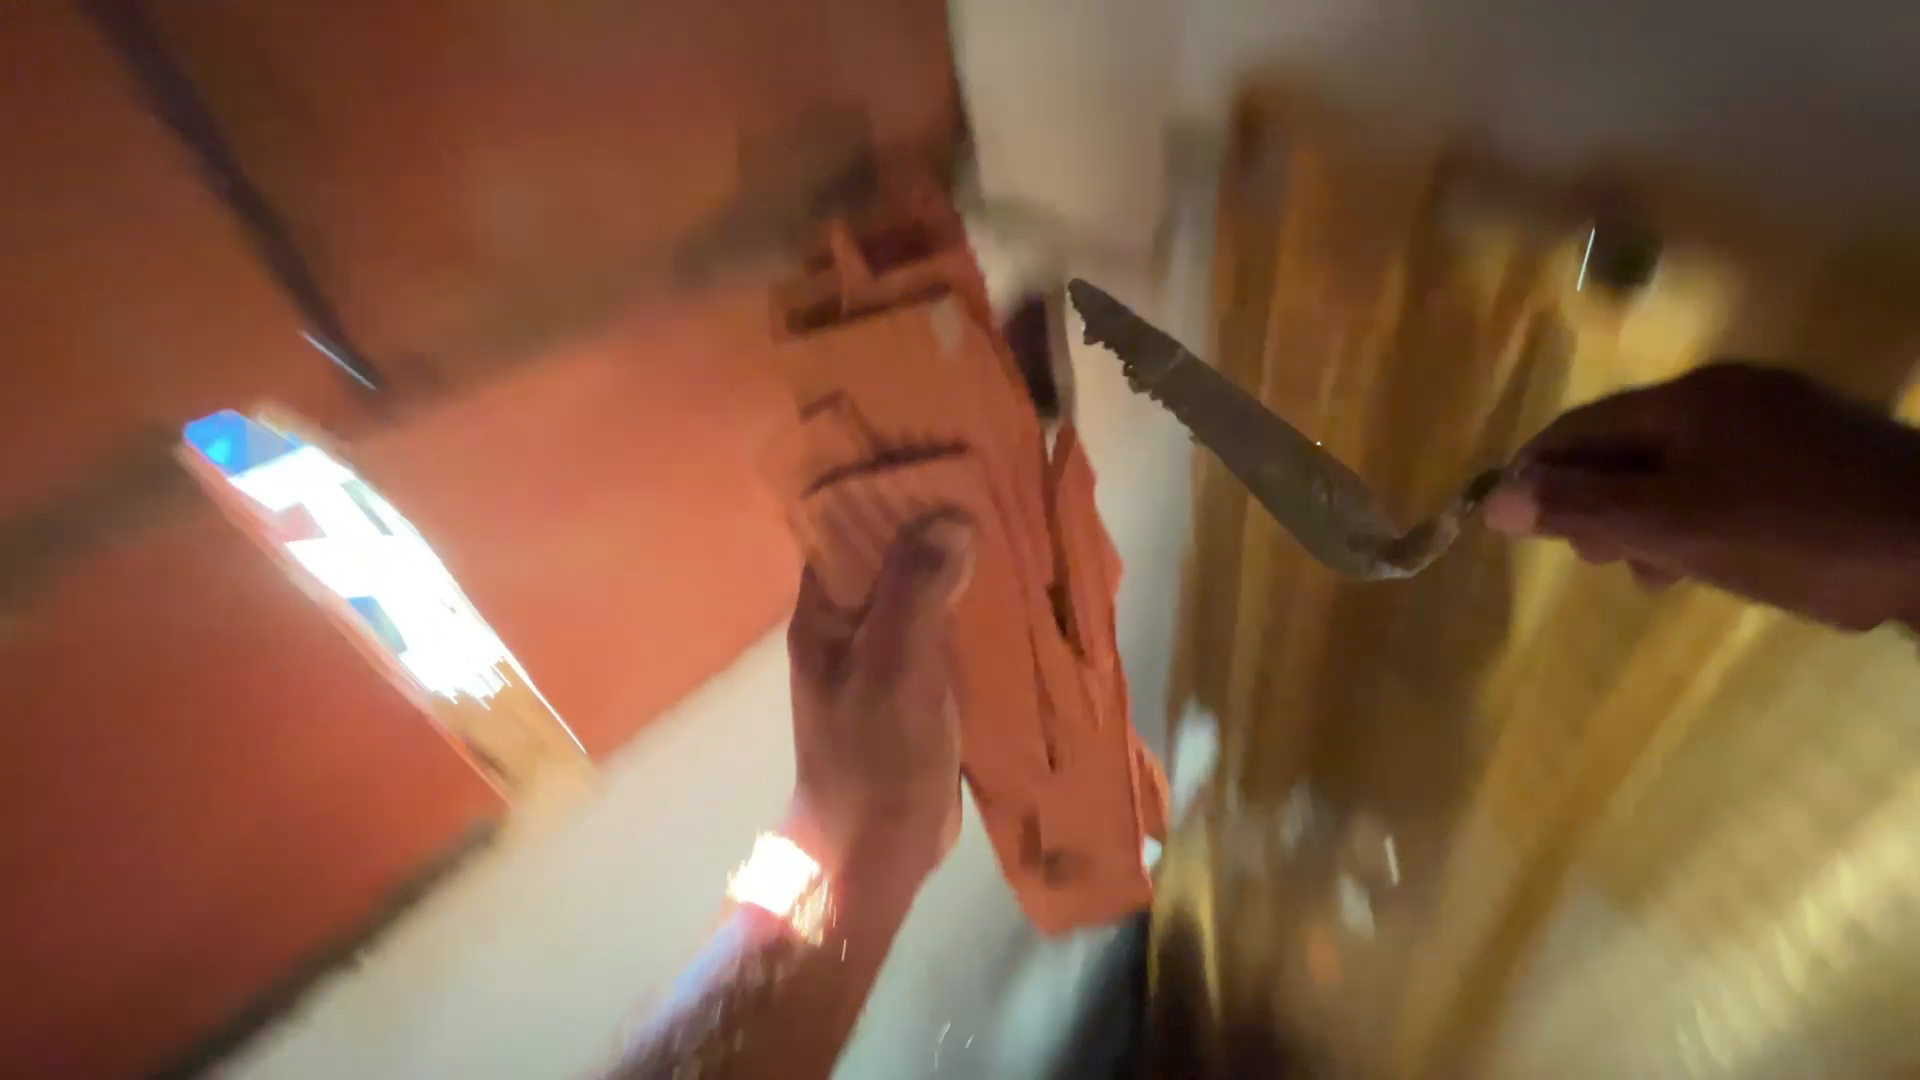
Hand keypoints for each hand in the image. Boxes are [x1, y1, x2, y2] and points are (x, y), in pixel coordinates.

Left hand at [785, 512, 974, 881]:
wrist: (879, 848)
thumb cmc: (875, 757)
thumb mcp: (896, 667)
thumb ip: (918, 590)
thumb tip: (951, 516)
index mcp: (826, 611)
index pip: (846, 530)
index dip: (887, 494)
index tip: (938, 464)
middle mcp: (849, 623)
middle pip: (888, 556)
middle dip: (932, 525)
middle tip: (988, 489)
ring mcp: (883, 653)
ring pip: (920, 591)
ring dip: (955, 565)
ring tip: (1006, 527)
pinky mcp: (915, 681)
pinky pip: (942, 627)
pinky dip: (969, 607)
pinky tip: (1007, 592)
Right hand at [1484, 362, 1919, 630]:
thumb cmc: (1802, 532)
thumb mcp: (1671, 525)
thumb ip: (1576, 508)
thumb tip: (1491, 502)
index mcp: (1692, 398)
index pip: (1575, 429)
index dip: (1534, 476)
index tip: (1516, 526)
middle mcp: (1733, 395)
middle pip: (1623, 448)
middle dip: (1595, 504)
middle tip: (1599, 558)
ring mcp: (1783, 422)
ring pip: (1671, 469)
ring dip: (1644, 519)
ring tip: (1655, 571)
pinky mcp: (1820, 456)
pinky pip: (1722, 480)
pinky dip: (1695, 517)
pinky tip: (1708, 558)